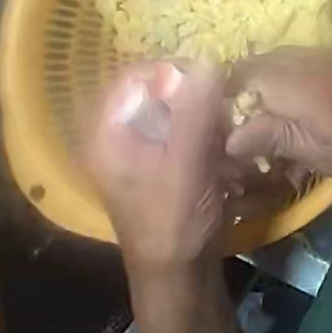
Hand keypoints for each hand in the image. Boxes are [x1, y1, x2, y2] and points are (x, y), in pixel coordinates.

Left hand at [85, 61, 228, 269]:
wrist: (181, 274)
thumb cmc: (175, 221)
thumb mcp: (186, 163)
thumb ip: (195, 112)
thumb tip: (209, 58)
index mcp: (108, 134)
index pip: (133, 77)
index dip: (171, 73)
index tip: (207, 85)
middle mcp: (118, 136)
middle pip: (155, 90)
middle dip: (192, 94)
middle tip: (220, 107)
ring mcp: (141, 149)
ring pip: (174, 108)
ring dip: (203, 112)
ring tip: (224, 129)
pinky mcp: (163, 161)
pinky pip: (184, 128)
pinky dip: (205, 129)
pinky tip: (222, 145)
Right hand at [225, 48, 331, 185]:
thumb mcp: (323, 155)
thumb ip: (275, 138)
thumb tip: (229, 136)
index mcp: (302, 85)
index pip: (245, 75)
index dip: (227, 95)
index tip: (224, 122)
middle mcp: (312, 59)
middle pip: (261, 61)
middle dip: (244, 87)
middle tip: (243, 121)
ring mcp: (331, 52)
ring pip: (282, 56)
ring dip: (268, 79)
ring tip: (269, 113)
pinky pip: (306, 55)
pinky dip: (292, 71)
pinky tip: (296, 96)